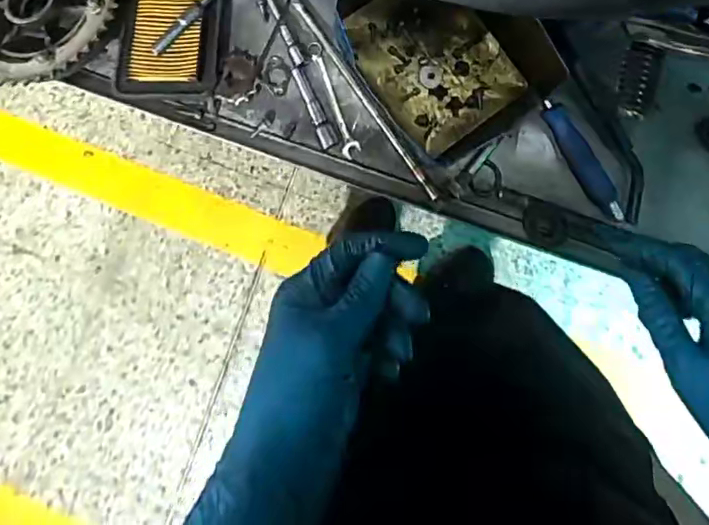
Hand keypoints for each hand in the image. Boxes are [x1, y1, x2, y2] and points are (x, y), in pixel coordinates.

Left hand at [187, 231, 428, 524]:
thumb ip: (361, 295)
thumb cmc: (300, 387)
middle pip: (366, 283)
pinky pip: (375, 345)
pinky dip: (387, 352)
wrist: (285, 463)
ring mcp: (333, 339)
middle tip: (421, 317)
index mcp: (306, 289)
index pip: (348, 253)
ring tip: (402, 355)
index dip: (383, 246)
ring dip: (393, 327)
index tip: (423, 248)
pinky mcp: (345, 369)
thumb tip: (383, 254)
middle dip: (394, 295)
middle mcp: (319, 307)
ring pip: (375, 315)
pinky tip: (391, 372)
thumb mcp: (332, 337)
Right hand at [602, 231, 708, 524]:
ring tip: (643, 283)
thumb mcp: (682, 363)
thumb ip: (657, 312)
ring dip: (676, 275)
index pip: (682, 262)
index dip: (645, 250)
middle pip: (700, 265)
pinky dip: (694, 294)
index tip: (615, 246)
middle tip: (625, 258)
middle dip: (660, 256)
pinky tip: (674, 308)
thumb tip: (632, 273)